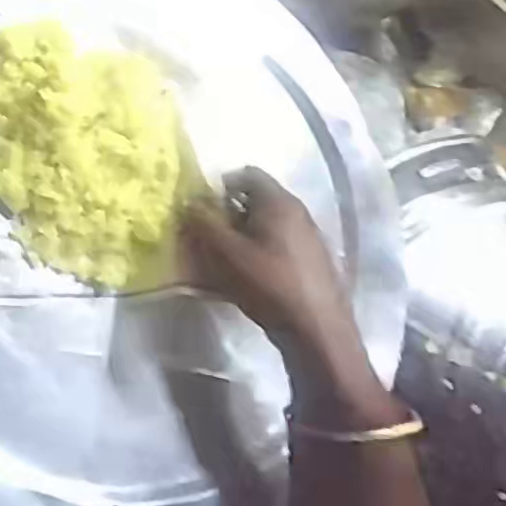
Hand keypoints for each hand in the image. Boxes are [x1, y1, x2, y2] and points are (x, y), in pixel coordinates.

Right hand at [180, 168, 354, 358]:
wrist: (317, 331)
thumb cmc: (267, 283)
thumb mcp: (224, 251)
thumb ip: (203, 220)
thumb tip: (188, 200)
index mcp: (279, 203)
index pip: (247, 174)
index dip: (221, 184)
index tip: (204, 206)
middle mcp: (299, 213)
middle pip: (257, 198)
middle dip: (229, 210)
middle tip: (210, 231)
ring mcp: (310, 237)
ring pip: (268, 221)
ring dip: (243, 230)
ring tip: (226, 254)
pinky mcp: (314, 259)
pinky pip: (279, 240)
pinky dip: (260, 246)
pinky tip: (250, 272)